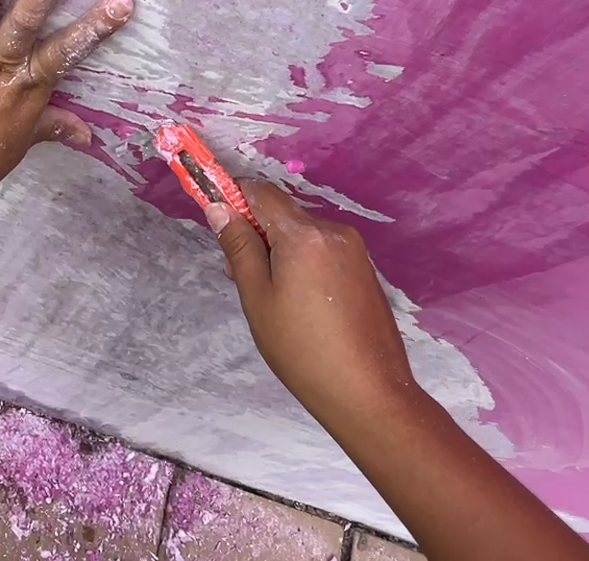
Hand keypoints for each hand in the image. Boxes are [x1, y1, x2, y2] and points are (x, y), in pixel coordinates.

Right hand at [209, 181, 419, 432]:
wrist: (370, 396)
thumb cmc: (301, 348)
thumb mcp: (257, 297)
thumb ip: (238, 246)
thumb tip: (219, 207)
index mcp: (303, 233)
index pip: (261, 191)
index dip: (234, 197)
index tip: (220, 224)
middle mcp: (333, 230)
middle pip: (282, 214)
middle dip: (257, 233)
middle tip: (243, 277)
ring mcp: (354, 250)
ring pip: (303, 234)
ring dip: (281, 250)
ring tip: (275, 299)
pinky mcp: (365, 271)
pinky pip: (323, 251)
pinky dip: (304, 263)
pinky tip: (303, 304)